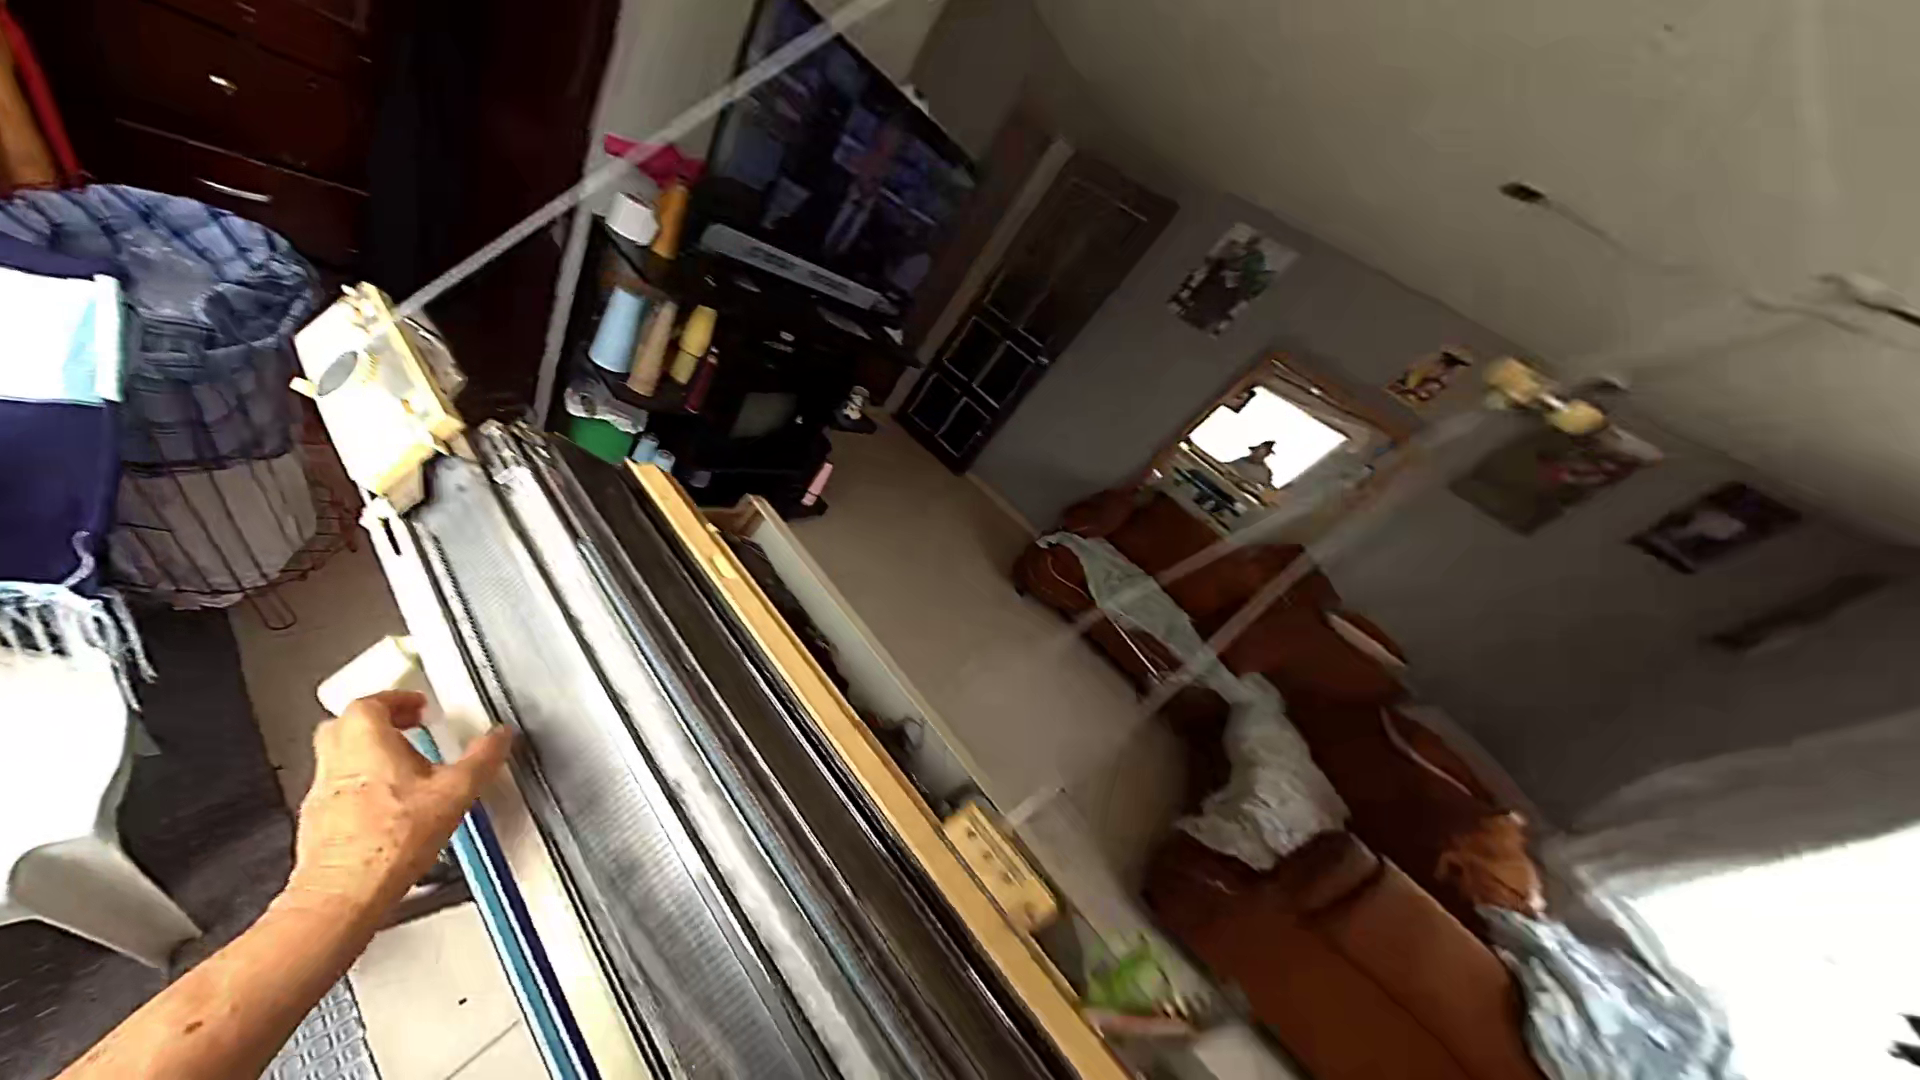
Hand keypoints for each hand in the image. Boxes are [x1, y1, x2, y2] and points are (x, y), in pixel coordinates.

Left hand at [283, 690, 511, 916]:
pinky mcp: (318, 822)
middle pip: (344, 725)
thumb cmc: (390, 841)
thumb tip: (500, 737)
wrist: (345, 893)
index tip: (417, 703)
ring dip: (368, 750)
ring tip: (404, 760)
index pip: (370, 703)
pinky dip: (361, 781)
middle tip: (405, 723)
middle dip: (377, 719)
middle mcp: (337, 764)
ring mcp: (322, 794)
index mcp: (367, 745)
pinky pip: (338, 787)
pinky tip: (390, 800)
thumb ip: (484, 756)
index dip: (396, 698)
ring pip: (338, 756)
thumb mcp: (458, 789)